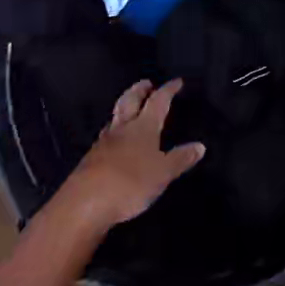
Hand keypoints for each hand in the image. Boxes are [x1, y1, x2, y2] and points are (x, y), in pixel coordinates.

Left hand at [51, 79, 205, 233]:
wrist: (85, 204)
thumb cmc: (130, 183)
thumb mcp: (163, 173)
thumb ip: (180, 159)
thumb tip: (200, 146)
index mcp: (143, 127)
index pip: (158, 101)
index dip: (168, 90)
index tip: (177, 81)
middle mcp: (123, 129)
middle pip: (130, 101)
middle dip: (140, 89)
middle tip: (147, 83)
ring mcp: (104, 142)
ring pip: (116, 117)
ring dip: (125, 107)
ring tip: (131, 107)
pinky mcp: (92, 158)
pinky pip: (107, 135)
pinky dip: (115, 129)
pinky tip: (117, 139)